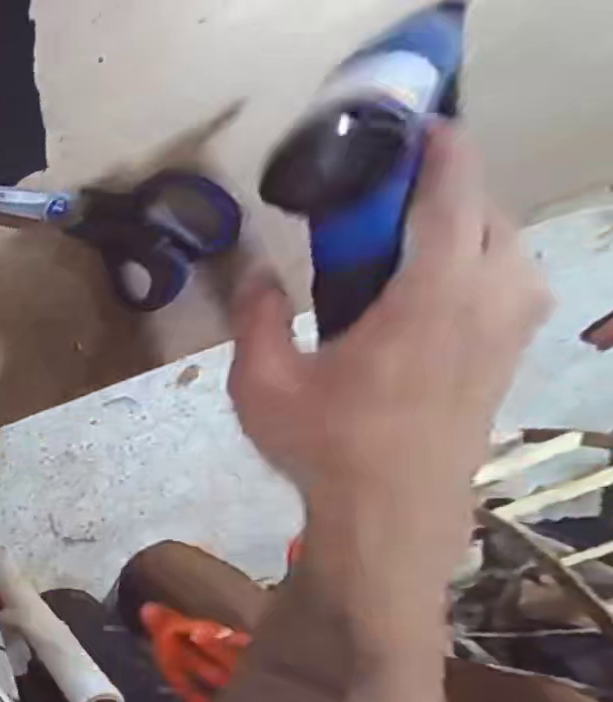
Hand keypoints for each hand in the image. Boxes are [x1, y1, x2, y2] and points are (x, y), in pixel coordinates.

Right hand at [230, 124, 550, 581]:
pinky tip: (412, 293)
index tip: (410, 129)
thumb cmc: (323, 438)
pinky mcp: (515, 339)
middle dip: (432, 196)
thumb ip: (259, 319)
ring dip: (449, 231)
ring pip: (496, 241)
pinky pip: (502, 273)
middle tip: (363, 217)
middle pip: (479, 210)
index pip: (449, 192)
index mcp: (433, 290)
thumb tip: (255, 274)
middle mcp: (495, 287)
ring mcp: (517, 314)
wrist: (392, 501)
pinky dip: (464, 261)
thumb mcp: (262, 381)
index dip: (435, 151)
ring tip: (384, 255)